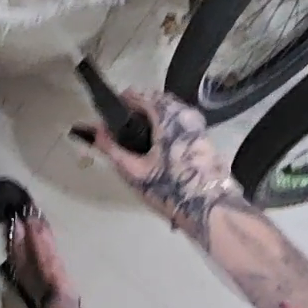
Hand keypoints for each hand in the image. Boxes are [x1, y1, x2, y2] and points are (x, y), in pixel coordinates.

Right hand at [73, 90, 243, 238]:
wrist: (213, 213)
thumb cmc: (171, 190)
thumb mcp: (135, 172)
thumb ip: (112, 149)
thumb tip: (94, 131)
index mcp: (168, 115)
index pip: (139, 94)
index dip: (121, 102)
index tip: (109, 116)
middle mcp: (185, 112)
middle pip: (156, 100)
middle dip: (137, 109)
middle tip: (121, 129)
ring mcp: (199, 125)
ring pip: (170, 111)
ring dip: (153, 118)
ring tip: (138, 140)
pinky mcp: (206, 138)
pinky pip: (181, 122)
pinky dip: (167, 127)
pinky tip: (158, 148)